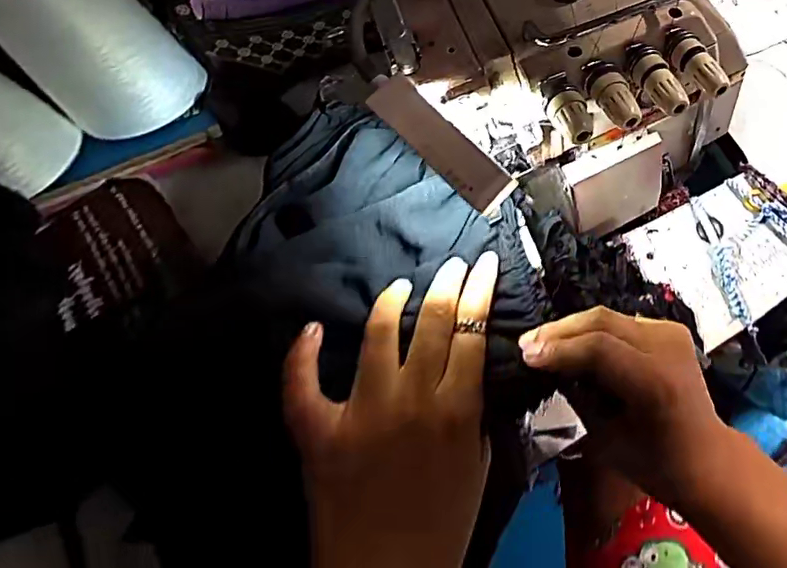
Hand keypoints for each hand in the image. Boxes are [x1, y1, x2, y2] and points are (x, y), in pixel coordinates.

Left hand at [283, 251, 498, 567]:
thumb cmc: (445, 522)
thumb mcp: (480, 459)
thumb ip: (478, 408)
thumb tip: (471, 366)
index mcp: (457, 409)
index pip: (473, 329)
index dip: (481, 288)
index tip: (484, 264)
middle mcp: (412, 402)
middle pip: (435, 322)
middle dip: (449, 282)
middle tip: (455, 264)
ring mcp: (362, 415)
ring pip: (379, 336)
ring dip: (392, 300)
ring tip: (401, 286)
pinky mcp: (319, 438)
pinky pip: (302, 390)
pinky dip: (302, 356)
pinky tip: (312, 329)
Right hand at [518, 307, 733, 509]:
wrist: (705, 456)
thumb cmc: (657, 463)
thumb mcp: (608, 439)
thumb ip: (582, 396)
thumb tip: (554, 366)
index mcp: (654, 380)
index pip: (599, 348)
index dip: (560, 349)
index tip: (526, 355)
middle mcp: (666, 346)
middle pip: (605, 321)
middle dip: (562, 330)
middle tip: (527, 342)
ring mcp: (672, 332)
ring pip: (612, 317)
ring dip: (576, 327)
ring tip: (543, 340)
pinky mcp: (671, 329)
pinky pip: (625, 323)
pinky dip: (598, 330)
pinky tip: (575, 342)